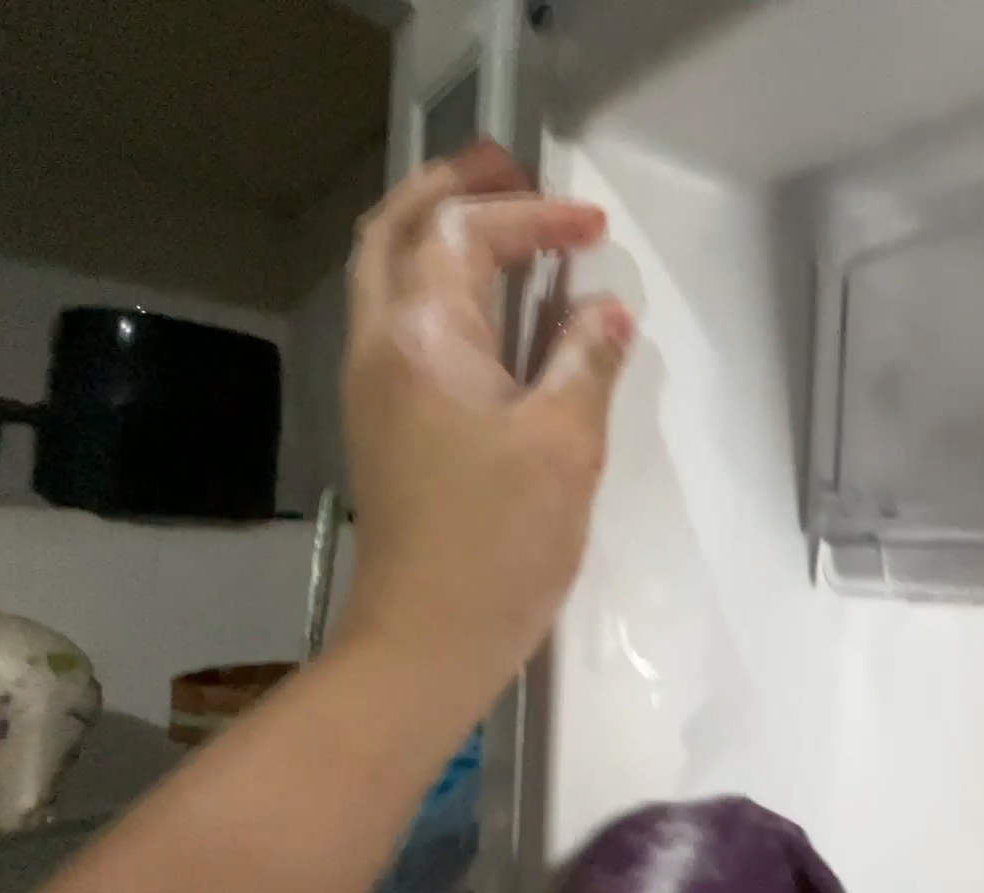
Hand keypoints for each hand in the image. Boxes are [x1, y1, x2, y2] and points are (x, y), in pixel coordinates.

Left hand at [334, 139, 633, 713]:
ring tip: (502, 218)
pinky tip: (493, 305)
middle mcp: (382, 348)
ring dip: (439, 230)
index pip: (467, 237)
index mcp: (424, 343)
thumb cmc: (504, 540)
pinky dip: (443, 285)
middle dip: (453, 188)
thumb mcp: (566, 444)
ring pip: (392, 274)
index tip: (595, 229)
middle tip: (514, 171)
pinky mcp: (392, 420)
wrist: (435, 631)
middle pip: (397, 233)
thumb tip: (606, 311)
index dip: (533, 217)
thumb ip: (586, 363)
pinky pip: (407, 320)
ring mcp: (378, 385)